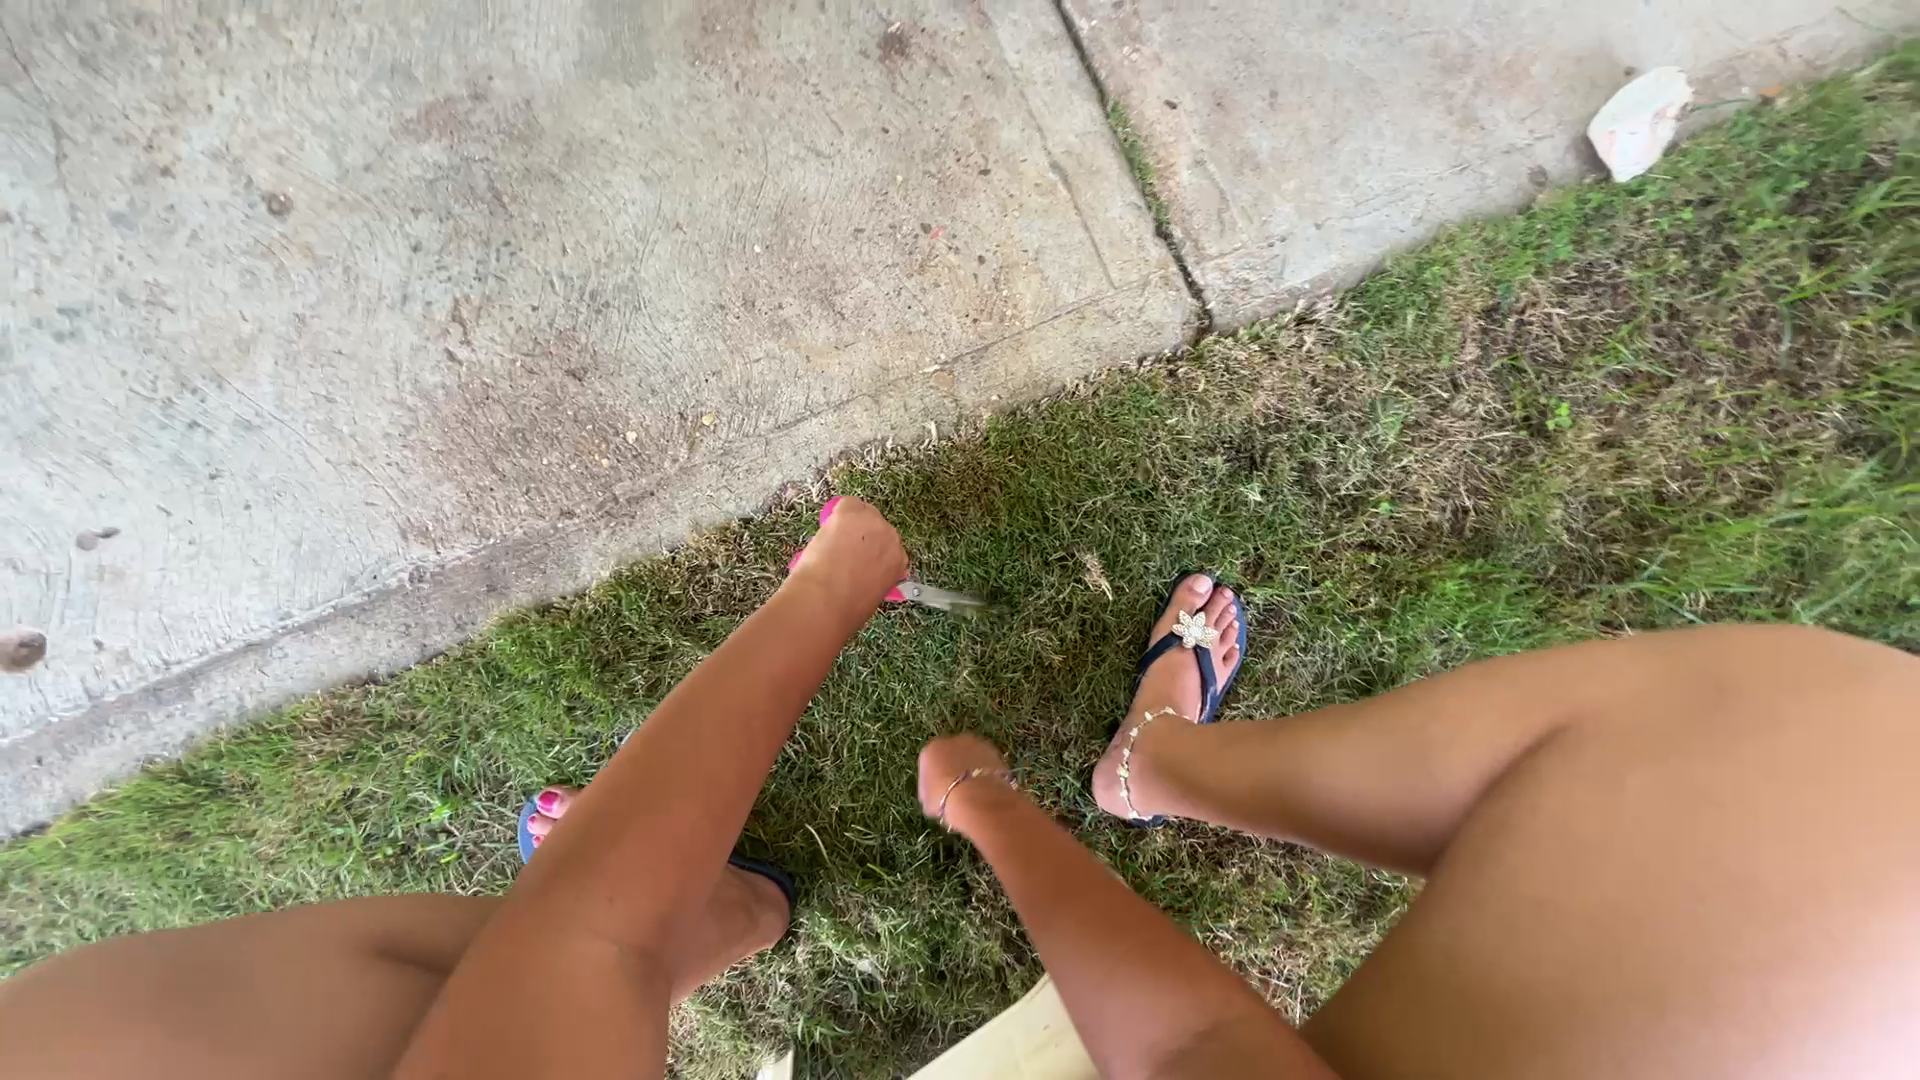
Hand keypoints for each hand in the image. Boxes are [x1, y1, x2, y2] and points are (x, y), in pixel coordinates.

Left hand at [788, 496, 908, 605]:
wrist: (825, 601)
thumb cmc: (846, 609)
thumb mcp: (871, 598)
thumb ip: (873, 580)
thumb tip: (860, 577)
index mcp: (899, 563)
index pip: (890, 548)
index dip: (872, 552)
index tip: (859, 559)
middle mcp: (891, 539)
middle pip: (878, 528)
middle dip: (862, 537)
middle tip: (843, 552)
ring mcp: (872, 523)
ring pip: (863, 513)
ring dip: (850, 524)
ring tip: (832, 543)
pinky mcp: (850, 512)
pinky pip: (847, 504)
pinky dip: (837, 514)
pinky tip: (828, 528)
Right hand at [917, 734, 1013, 823]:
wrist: (977, 797)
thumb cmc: (946, 799)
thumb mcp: (928, 802)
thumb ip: (930, 793)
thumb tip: (935, 795)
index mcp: (931, 749)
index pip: (929, 762)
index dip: (933, 779)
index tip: (937, 793)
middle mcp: (952, 740)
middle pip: (950, 755)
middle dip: (952, 769)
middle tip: (955, 790)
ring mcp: (975, 743)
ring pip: (970, 756)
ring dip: (970, 768)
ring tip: (972, 791)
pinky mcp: (994, 751)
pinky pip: (985, 762)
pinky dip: (985, 771)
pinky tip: (985, 788)